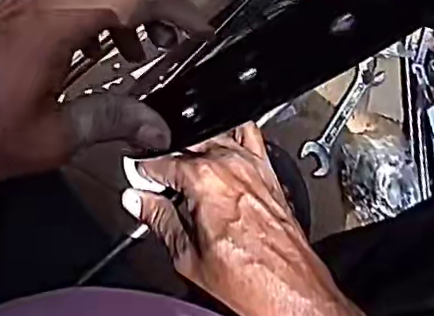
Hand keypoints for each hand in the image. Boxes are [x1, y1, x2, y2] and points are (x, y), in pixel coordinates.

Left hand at [0, 0, 210, 193]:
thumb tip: (160, 125)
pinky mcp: (11, 3)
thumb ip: (112, 118)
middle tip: (180, 44)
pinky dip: (95, 13)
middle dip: (156, 9)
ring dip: (125, 10)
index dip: (178, 11)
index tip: (205, 30)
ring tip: (144, 50)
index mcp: (59, 15)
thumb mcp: (51, 135)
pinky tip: (98, 47)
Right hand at [128, 123, 362, 315]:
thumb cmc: (253, 285)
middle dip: (165, 156)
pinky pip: (245, 133)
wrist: (296, 299)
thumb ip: (160, 221)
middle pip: (183, 142)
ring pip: (210, 133)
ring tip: (184, 166)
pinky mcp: (267, 168)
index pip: (159, 161)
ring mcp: (249, 161)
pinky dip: (229, 133)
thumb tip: (137, 201)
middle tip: (156, 178)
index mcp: (202, 179)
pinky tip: (220, 148)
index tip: (137, 178)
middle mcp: (226, 162)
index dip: (142, 170)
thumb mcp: (189, 259)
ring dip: (193, 144)